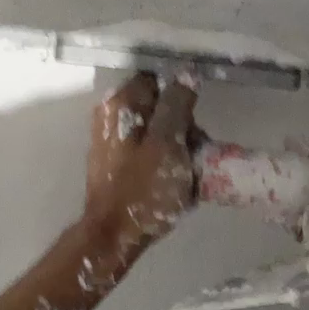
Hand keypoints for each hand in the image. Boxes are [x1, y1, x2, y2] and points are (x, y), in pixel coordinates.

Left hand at [81, 72, 199, 253]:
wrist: (114, 236)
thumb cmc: (143, 189)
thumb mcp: (168, 144)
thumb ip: (178, 105)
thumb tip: (186, 73)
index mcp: (121, 103)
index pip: (159, 80)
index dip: (181, 98)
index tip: (196, 122)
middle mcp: (112, 115)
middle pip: (160, 106)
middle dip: (183, 127)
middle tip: (196, 152)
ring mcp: (113, 140)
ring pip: (158, 131)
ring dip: (178, 148)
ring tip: (189, 174)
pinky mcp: (118, 163)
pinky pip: (151, 151)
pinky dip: (166, 161)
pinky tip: (177, 182)